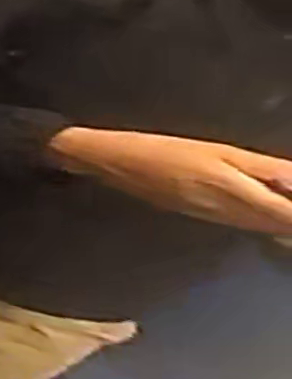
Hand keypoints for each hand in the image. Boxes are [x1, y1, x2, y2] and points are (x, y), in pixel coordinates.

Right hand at [49, 127, 291, 233]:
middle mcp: (234, 214)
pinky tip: (261, 204)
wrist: (104, 160)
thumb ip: (269, 168)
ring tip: (273, 196)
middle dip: (291, 211)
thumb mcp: (214, 150)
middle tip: (282, 190)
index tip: (291, 192)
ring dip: (284, 219)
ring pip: (274, 231)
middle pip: (288, 227)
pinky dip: (267, 220)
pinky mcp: (209, 220)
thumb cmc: (154, 148)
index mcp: (237, 192)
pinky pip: (253, 227)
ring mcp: (221, 220)